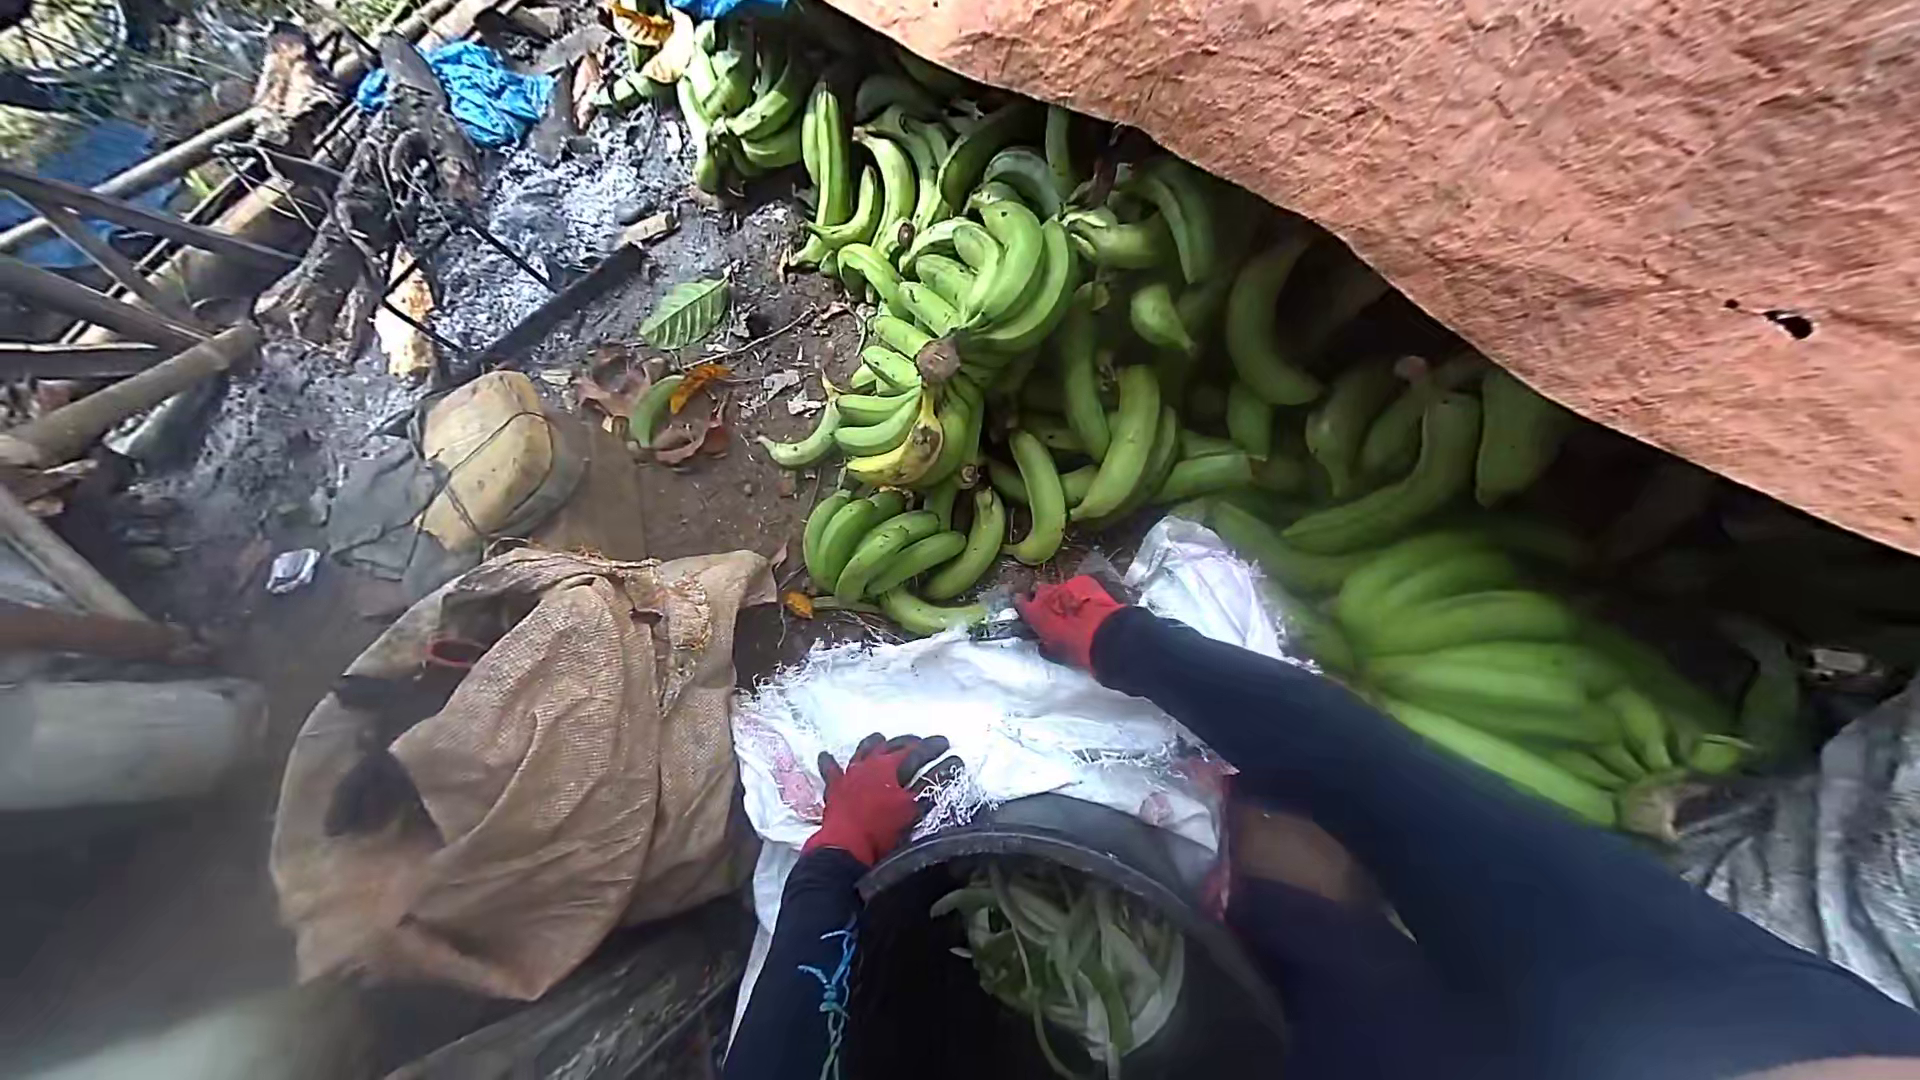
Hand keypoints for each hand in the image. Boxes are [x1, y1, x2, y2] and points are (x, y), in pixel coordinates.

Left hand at [803, 733, 960, 865]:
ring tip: (880, 738)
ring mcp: (850, 774)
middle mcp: (871, 764)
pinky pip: (830, 770)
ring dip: (873, 743)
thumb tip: (953, 765)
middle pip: (892, 746)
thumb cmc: (881, 831)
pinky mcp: (834, 788)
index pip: (918, 752)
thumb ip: (933, 785)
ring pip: (863, 750)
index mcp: (891, 767)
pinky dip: (829, 762)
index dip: (934, 748)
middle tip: (920, 741)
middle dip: (909, 742)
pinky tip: (825, 754)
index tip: (947, 745)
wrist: (844, 849)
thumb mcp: (913, 809)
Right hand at [1015, 575, 1126, 670]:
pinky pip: (1079, 586)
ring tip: (1077, 610)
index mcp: (1034, 612)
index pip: (1020, 602)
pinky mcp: (1084, 580)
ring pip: (1061, 589)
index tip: (1029, 610)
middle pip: (1040, 592)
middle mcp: (1045, 594)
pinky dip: (1082, 593)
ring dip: (1065, 597)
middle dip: (1046, 600)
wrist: (1104, 636)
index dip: (1025, 606)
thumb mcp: (1054, 652)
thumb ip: (1044, 643)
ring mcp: (1065, 585)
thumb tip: (1043, 643)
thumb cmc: (1075, 648)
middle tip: (1056, 613)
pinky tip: (1090, 603)